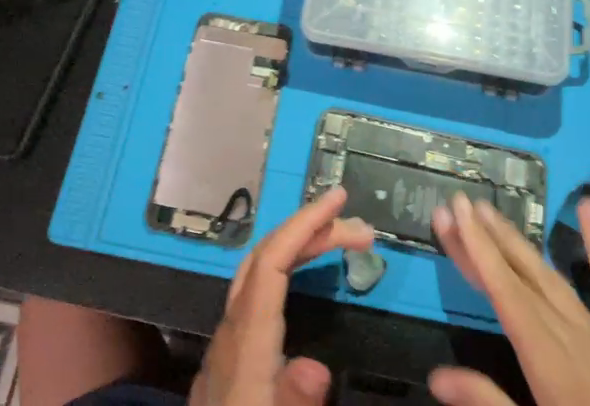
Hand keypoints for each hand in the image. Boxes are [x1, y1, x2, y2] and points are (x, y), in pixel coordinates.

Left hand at [189, 187, 375, 405]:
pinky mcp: (230, 358)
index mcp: (245, 347)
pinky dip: (287, 271)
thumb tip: (317, 366)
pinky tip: (305, 281)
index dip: (303, 227)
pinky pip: (257, 293)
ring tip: (343, 243)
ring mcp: (227, 343)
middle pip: (264, 259)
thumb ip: (291, 403)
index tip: (339, 203)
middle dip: (310, 230)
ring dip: (299, 248)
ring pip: (257, 274)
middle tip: (362, 230)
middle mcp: (232, 333)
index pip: (270, 266)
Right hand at [430, 192, 589, 405]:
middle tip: (459, 203)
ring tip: (491, 211)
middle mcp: (572, 334)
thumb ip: (488, 402)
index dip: (476, 249)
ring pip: (552, 276)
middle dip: (487, 238)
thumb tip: (436, 376)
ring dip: (518, 242)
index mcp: (548, 359)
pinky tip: (587, 206)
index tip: (455, 210)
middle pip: (521, 277)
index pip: (504, 292)